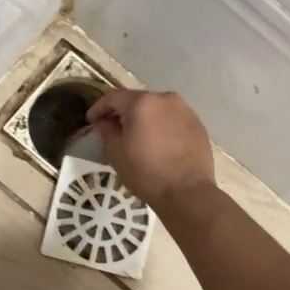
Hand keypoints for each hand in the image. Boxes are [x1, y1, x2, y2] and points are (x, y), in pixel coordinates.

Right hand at [88, 89, 215, 206]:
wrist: (187, 191)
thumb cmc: (145, 172)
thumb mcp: (116, 152)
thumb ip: (107, 131)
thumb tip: (104, 122)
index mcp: (142, 103)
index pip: (113, 97)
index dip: (99, 108)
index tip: (91, 121)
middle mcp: (165, 99)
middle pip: (137, 101)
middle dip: (123, 112)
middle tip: (113, 128)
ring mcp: (185, 110)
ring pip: (157, 109)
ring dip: (144, 119)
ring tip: (137, 136)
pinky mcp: (197, 124)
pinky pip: (172, 119)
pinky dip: (161, 126)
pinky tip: (158, 143)